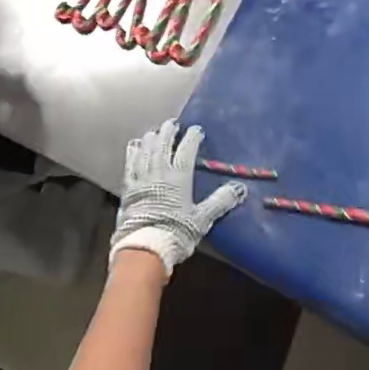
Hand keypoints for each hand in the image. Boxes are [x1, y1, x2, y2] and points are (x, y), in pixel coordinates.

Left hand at [110, 120, 245, 275]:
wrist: (145, 245)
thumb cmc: (176, 232)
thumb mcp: (202, 219)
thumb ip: (220, 201)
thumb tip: (240, 187)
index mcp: (179, 178)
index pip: (186, 151)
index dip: (192, 138)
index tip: (196, 129)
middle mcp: (159, 173)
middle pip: (163, 146)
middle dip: (168, 132)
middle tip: (172, 124)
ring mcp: (141, 178)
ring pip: (146, 151)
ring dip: (151, 139)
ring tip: (154, 131)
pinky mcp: (128, 188)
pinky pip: (130, 164)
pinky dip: (132, 152)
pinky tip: (134, 146)